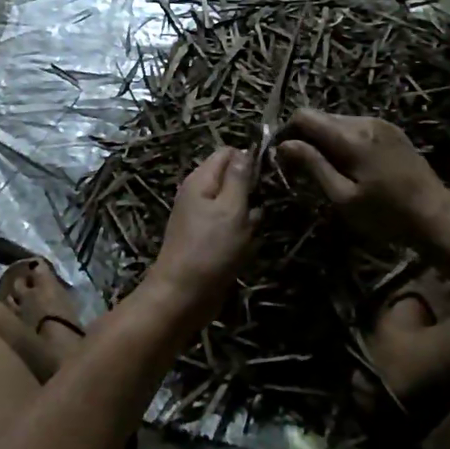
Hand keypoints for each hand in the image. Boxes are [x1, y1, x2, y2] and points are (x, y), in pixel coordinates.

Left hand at [148, 148, 257, 314]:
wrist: (182, 297)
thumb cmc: (210, 249)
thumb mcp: (231, 209)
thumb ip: (239, 178)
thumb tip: (246, 151)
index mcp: (201, 179)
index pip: (228, 152)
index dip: (249, 160)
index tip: (267, 177)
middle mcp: (198, 193)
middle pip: (231, 177)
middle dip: (250, 190)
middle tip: (262, 207)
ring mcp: (200, 216)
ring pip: (233, 204)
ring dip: (247, 215)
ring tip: (253, 230)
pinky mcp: (205, 238)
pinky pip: (228, 225)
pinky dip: (240, 232)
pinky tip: (247, 245)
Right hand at [275, 110, 449, 243]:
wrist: (435, 214)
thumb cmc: (386, 214)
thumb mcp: (343, 198)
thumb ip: (313, 166)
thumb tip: (284, 144)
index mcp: (350, 137)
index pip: (305, 116)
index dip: (289, 132)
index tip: (286, 157)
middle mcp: (364, 121)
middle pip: (321, 117)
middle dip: (308, 137)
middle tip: (307, 169)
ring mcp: (380, 123)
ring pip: (338, 120)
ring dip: (327, 139)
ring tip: (331, 170)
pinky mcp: (390, 129)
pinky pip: (356, 126)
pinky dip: (345, 139)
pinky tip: (353, 165)